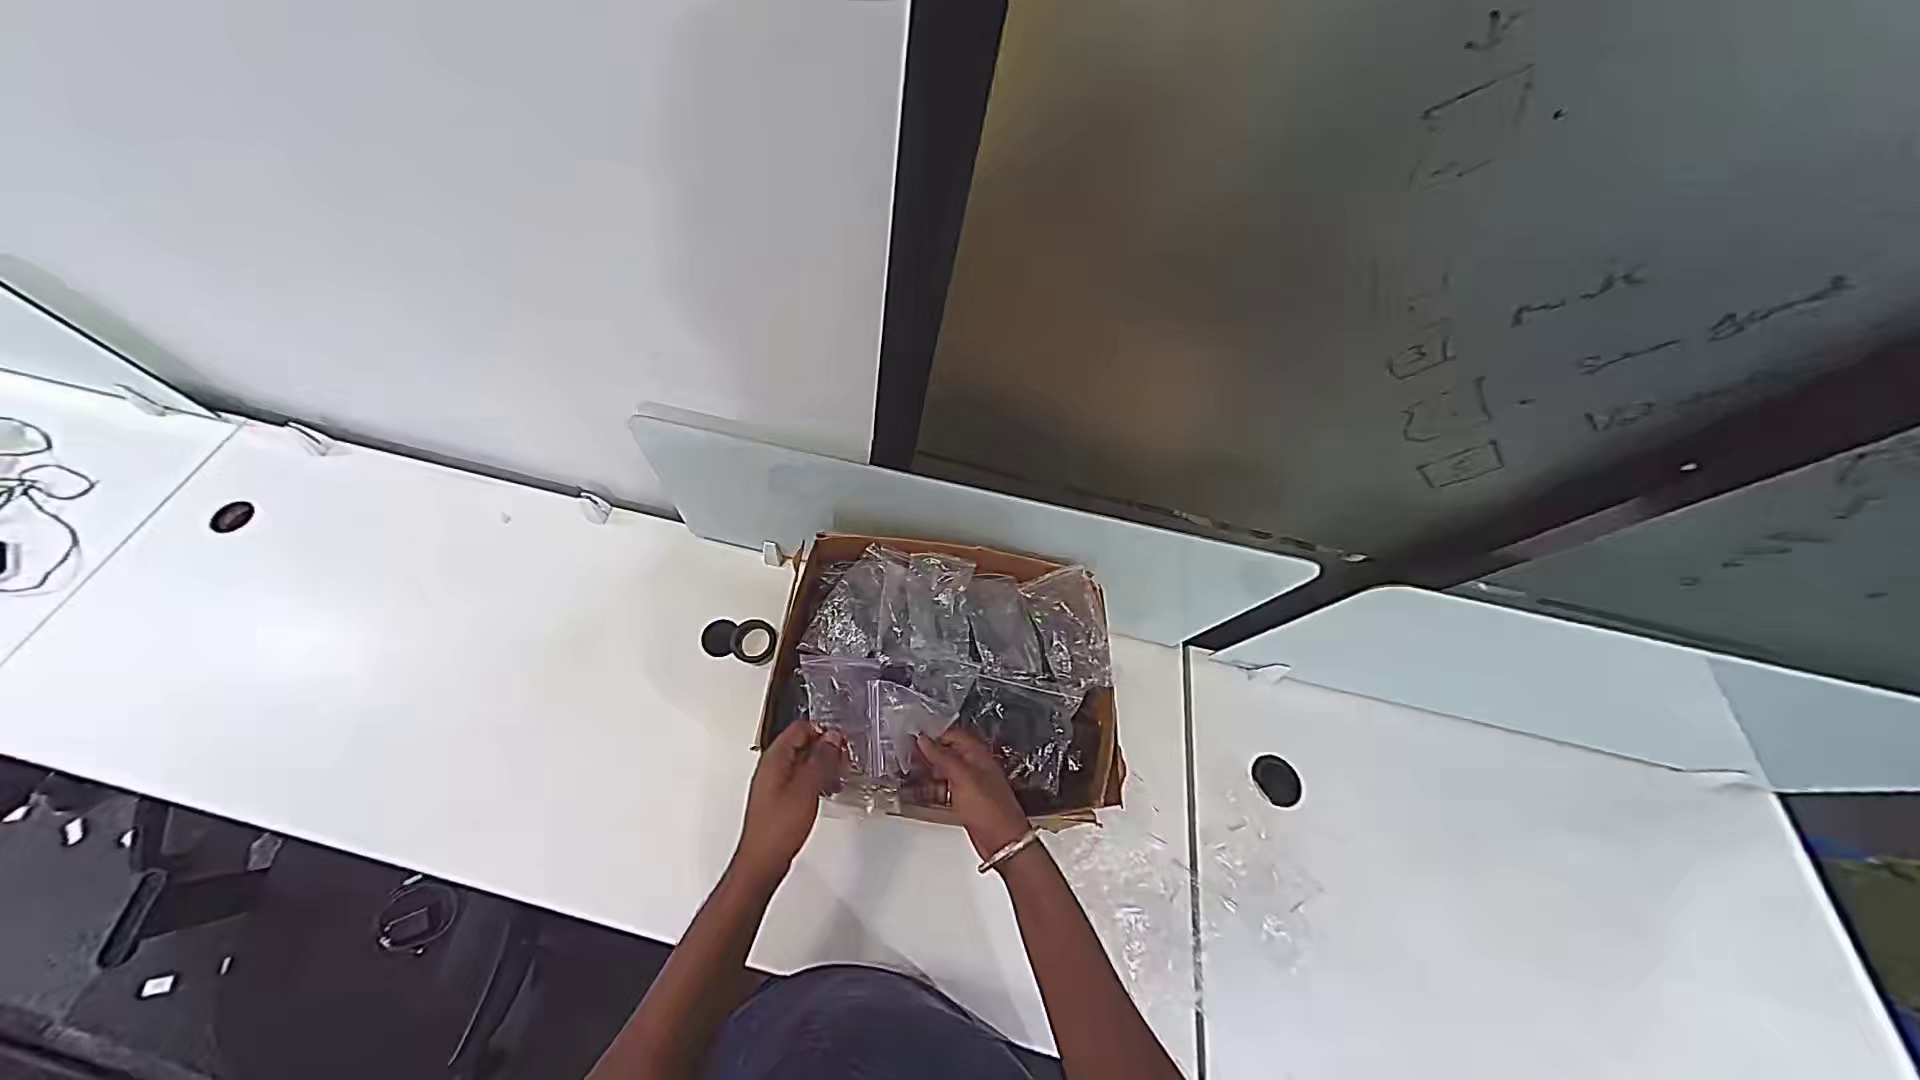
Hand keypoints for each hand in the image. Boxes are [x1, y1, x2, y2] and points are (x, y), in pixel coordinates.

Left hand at [735, 720, 845, 881]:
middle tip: (842, 756)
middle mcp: (770, 767)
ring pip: (801, 761)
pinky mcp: (778, 799)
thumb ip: (821, 758)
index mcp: (774, 758)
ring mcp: (773, 784)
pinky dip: (814, 779)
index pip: (800, 728)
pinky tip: (825, 790)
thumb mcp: (807, 786)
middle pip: (800, 743)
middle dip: (824, 747)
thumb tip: (832, 738)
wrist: (763, 861)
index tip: (840, 741)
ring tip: (837, 773)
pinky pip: (799, 779)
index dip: (823, 731)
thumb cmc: (778, 828)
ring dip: (821, 764)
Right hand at [911, 728, 1032, 861]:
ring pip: (944, 772)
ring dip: (927, 772)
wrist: (1002, 840)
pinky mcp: (964, 801)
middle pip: (947, 753)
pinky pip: (944, 790)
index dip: (934, 736)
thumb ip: (942, 757)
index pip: (953, 736)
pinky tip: (920, 791)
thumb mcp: (962, 776)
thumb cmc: (992, 808)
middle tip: (909, 756)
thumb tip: (925, 741)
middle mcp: (974, 768)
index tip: (916, 739)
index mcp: (978, 754)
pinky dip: (931, 789)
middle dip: (928, 754)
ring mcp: (969, 785)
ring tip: (909, 772)